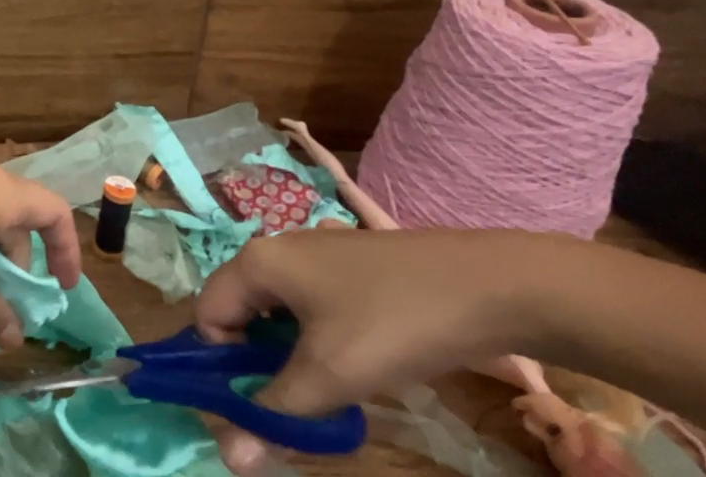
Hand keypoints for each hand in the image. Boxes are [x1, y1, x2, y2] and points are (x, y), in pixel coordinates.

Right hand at [195, 228, 559, 470]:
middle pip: (241, 311)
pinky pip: (312, 303)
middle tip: (301, 399)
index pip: (208, 315)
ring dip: (293, 353)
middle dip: (260, 361)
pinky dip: (321, 336)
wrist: (498, 285)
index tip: (263, 400)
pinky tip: (362, 358)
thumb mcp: (333, 373)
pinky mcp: (351, 263)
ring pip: (280, 310)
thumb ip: (277, 412)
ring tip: (335, 384)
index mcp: (256, 262)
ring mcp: (316, 252)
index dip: (223, 363)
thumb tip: (229, 459)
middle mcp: (276, 249)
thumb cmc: (396, 321)